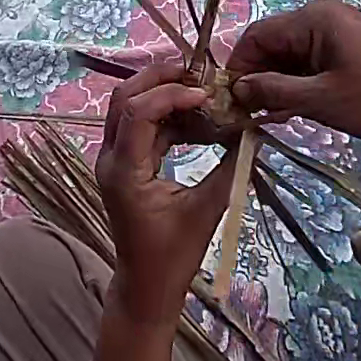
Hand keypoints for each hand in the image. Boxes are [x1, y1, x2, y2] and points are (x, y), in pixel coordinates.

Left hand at [97, 65, 240, 324]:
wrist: (146, 287)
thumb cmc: (173, 256)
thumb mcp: (205, 211)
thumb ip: (228, 168)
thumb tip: (250, 132)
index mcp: (124, 170)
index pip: (137, 112)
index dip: (170, 94)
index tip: (206, 94)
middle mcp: (111, 156)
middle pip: (124, 97)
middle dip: (158, 78)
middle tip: (198, 74)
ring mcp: (114, 158)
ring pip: (129, 106)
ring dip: (161, 93)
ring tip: (200, 91)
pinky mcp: (125, 162)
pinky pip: (141, 125)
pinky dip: (165, 114)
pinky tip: (195, 117)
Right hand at [226, 0, 360, 148]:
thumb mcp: (320, 99)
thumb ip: (272, 90)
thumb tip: (237, 90)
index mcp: (314, 18)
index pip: (257, 34)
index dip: (237, 66)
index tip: (226, 100)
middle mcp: (324, 18)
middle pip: (273, 43)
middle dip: (256, 76)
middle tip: (243, 114)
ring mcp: (340, 35)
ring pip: (291, 56)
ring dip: (276, 84)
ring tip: (264, 117)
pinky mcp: (352, 53)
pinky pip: (312, 64)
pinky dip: (298, 86)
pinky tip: (289, 111)